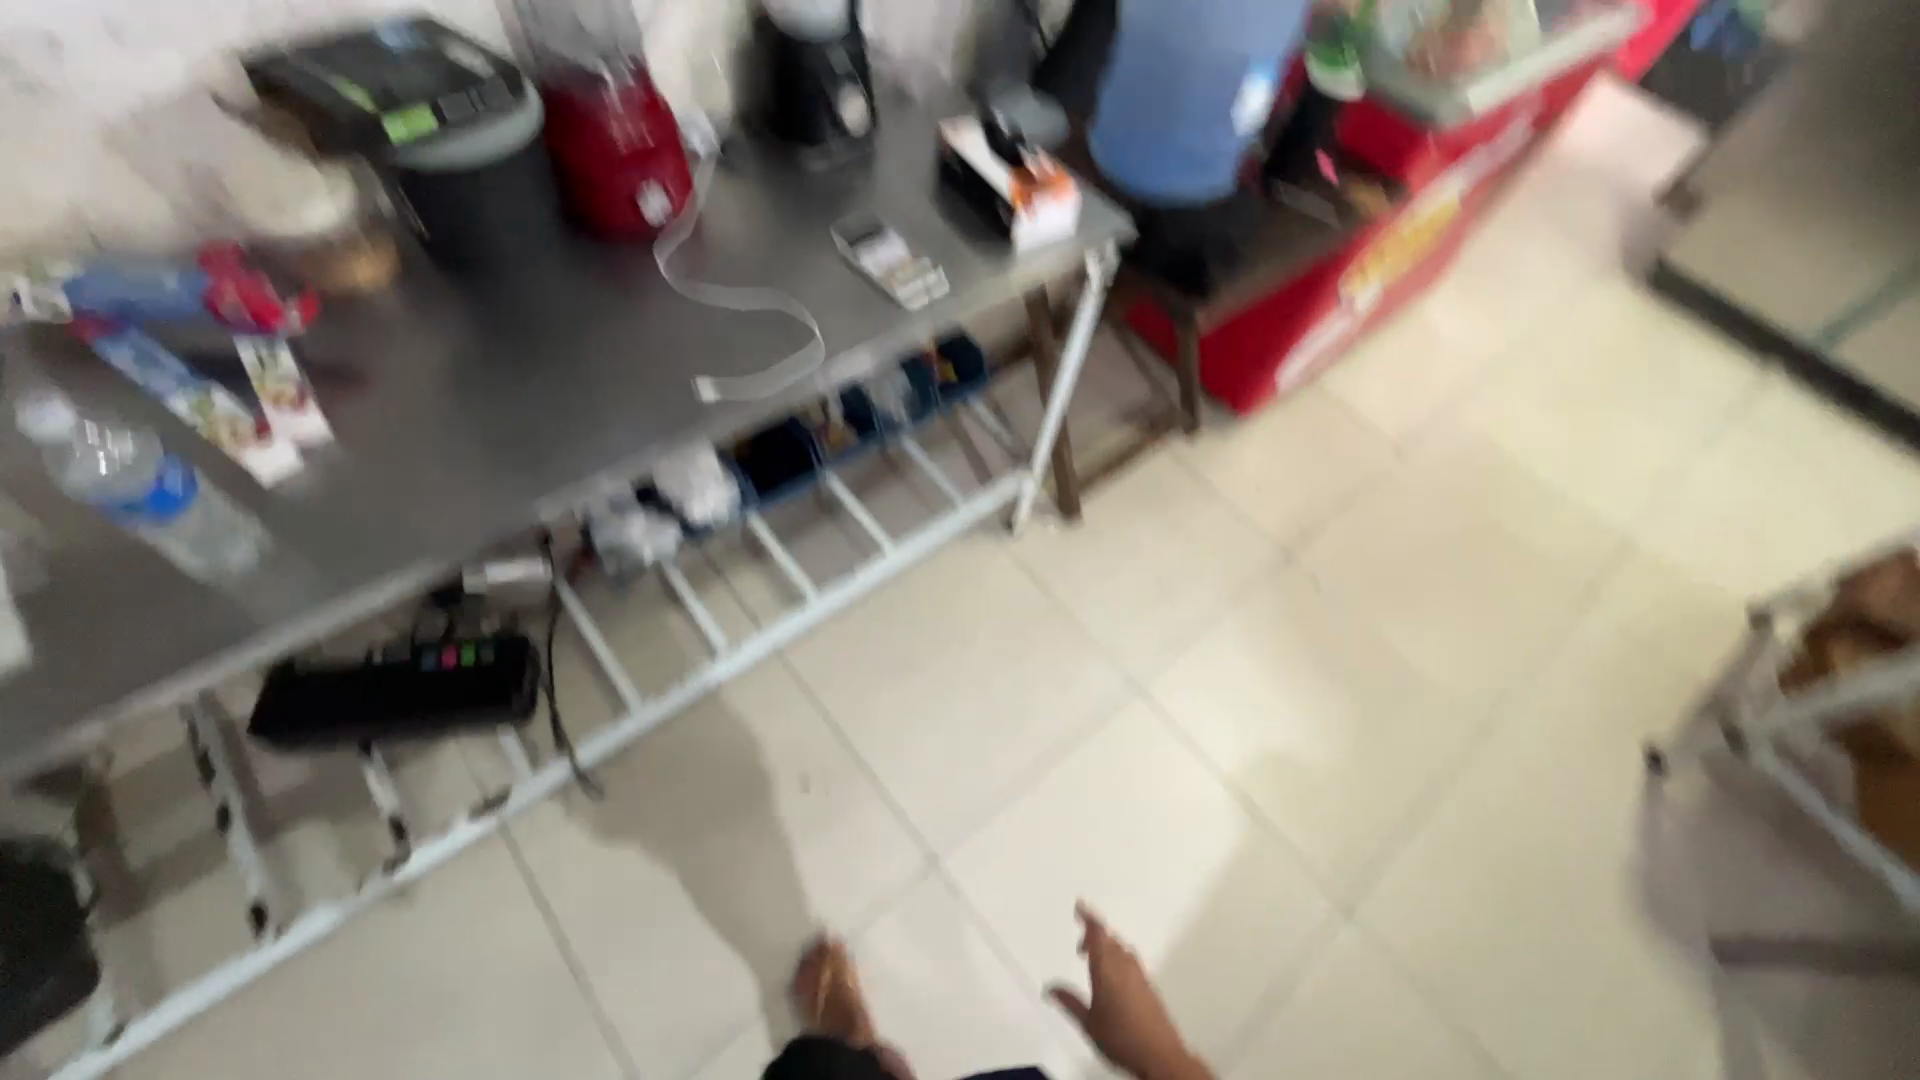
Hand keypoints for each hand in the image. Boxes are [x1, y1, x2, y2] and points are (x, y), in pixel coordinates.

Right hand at [1047, 902, 1209, 1079]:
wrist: (1160, 1057)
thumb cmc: (1120, 1037)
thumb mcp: (1088, 1023)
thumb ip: (1069, 1002)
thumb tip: (1049, 988)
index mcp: (1106, 968)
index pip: (1097, 932)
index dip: (1087, 916)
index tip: (1078, 906)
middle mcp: (1125, 964)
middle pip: (1110, 938)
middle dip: (1094, 936)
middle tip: (1080, 948)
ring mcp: (1140, 974)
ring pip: (1122, 949)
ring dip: (1108, 948)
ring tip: (1095, 963)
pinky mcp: (1150, 986)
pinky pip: (1131, 961)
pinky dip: (1119, 959)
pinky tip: (1114, 980)